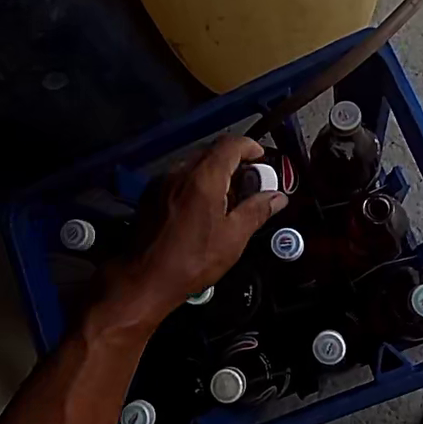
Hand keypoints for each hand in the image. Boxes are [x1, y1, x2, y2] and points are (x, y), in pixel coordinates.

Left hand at [104, 134, 286, 323]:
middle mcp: (180, 172)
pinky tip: (203, 207)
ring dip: (215, 172)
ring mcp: (162, 181)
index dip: (250, 146)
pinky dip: (196, 182)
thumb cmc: (192, 261)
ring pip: (194, 164)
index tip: (262, 158)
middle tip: (250, 183)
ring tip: (228, 198)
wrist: (145, 279)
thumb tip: (278, 197)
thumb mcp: (233, 238)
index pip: (230, 144)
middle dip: (234, 161)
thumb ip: (257, 211)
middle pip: (212, 152)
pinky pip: (179, 177)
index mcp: (203, 178)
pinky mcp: (151, 193)